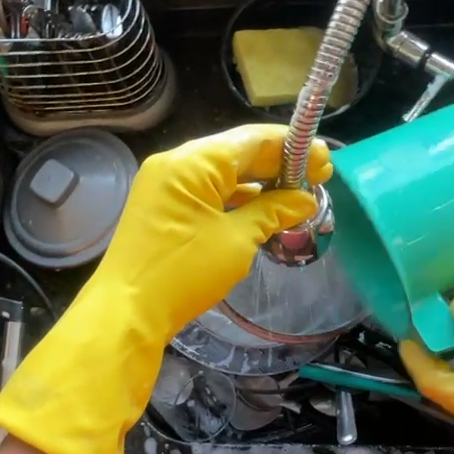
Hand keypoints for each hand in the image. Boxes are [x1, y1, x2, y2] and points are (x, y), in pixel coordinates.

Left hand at [0, 125, 329, 453]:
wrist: (127, 313)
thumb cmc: (183, 273)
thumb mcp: (236, 241)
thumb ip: (272, 213)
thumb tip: (304, 200)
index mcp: (191, 162)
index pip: (251, 139)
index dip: (292, 147)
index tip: (326, 161)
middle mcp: (175, 165)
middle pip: (236, 153)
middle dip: (278, 166)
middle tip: (320, 180)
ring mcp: (165, 187)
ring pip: (222, 175)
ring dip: (259, 185)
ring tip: (298, 199)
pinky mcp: (162, 209)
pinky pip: (206, 194)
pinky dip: (236, 201)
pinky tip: (264, 213)